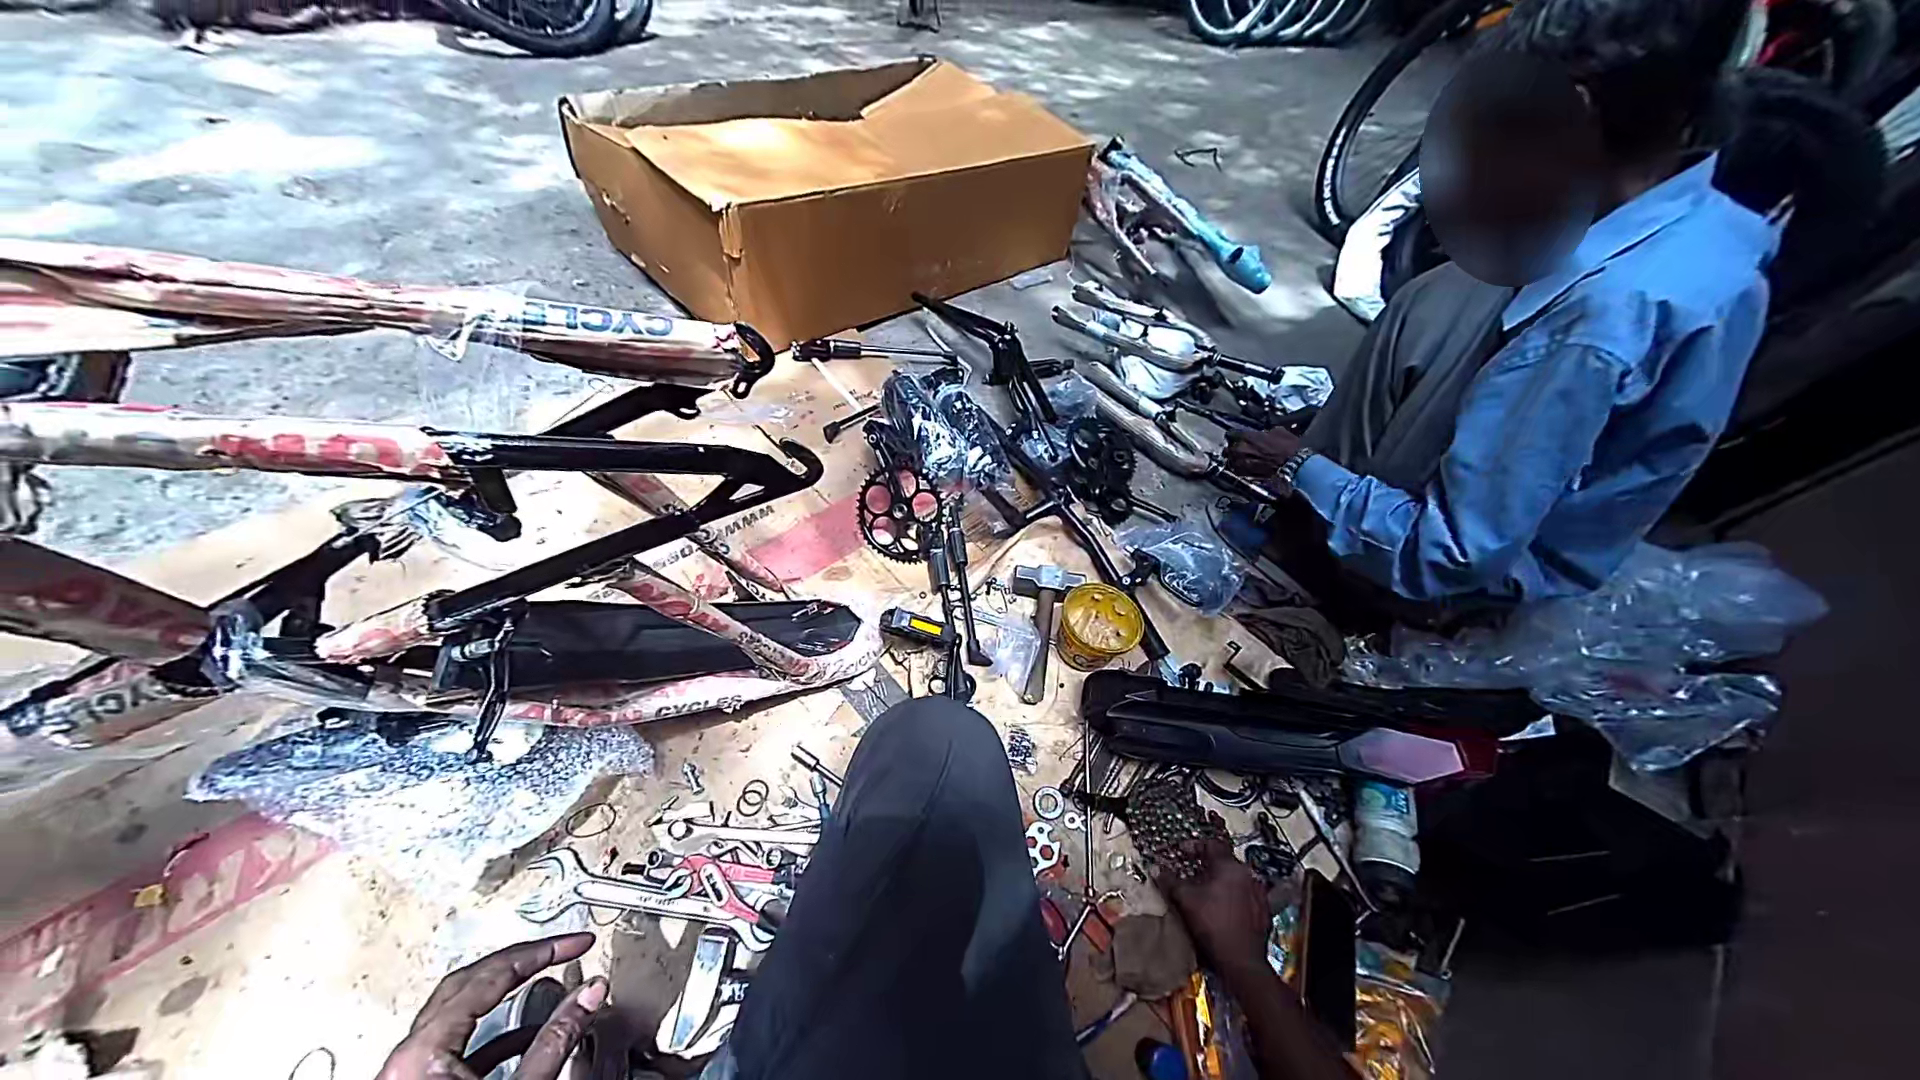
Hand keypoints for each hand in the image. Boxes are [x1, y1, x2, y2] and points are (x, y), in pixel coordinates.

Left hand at [377, 932, 606, 1079]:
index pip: (495, 973)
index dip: (544, 951)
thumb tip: (591, 992)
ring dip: (507, 993)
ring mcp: (404, 1076)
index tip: (578, 943)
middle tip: (560, 949)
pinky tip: (525, 1038)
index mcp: (425, 1051)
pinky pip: (452, 1044)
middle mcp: (405, 1059)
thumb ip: (556, 1039)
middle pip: (470, 981)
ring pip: (458, 1011)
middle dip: (522, 960)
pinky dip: (493, 1032)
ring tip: (549, 987)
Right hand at [1159, 839, 1272, 983]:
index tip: (1182, 852)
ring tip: (1205, 892)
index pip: (1212, 844)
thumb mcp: (1185, 899)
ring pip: (1236, 879)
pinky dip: (1233, 897)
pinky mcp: (1264, 913)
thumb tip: (1156, 869)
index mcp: (1230, 866)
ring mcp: (1259, 895)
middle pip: (1225, 861)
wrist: (1242, 961)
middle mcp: (1248, 875)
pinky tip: (1222, 909)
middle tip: (1191, 872)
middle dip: (1207, 865)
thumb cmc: (1212, 924)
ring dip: (1221, 881)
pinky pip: (1246, 896)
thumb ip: (1170, 881)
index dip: (1194, 846)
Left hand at [1224, 428, 1302, 479]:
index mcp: (1246, 436)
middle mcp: (1239, 449)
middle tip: (1242, 450)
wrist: (1293, 467)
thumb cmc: (1288, 449)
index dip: (1235, 437)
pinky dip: (1240, 468)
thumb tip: (1263, 433)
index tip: (1239, 438)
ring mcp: (1239, 463)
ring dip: (1235, 459)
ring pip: (1230, 460)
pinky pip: (1236, 470)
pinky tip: (1248, 468)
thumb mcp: (1279, 432)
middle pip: (1228, 448)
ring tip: (1245, 460)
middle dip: (1234, 448)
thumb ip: (1265, 431)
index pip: (1231, 434)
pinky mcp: (1243, 474)